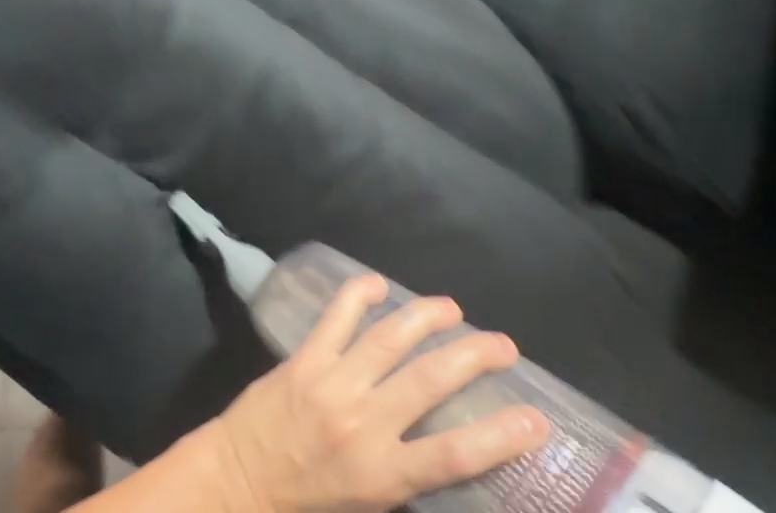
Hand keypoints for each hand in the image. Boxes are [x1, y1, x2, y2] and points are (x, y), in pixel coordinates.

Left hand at [204, 276, 549, 512]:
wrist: (240, 478)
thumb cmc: (308, 498)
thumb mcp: (369, 501)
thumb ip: (407, 472)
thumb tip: (450, 444)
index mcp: (383, 473)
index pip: (454, 455)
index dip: (500, 436)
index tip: (535, 419)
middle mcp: (363, 424)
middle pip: (430, 382)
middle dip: (473, 357)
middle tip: (504, 344)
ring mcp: (333, 384)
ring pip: (389, 340)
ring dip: (426, 318)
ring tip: (453, 308)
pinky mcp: (304, 359)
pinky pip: (335, 318)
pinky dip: (358, 295)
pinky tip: (379, 283)